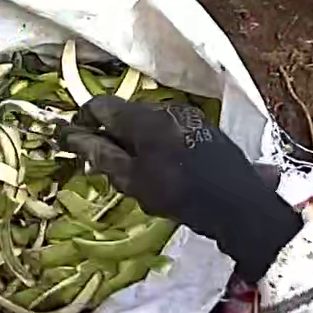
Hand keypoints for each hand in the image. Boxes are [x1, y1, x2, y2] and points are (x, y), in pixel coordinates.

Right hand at [60, 95, 301, 282]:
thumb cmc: (179, 194)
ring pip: (144, 120)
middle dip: (107, 132)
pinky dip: (152, 141)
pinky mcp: (202, 127)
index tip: (74, 141)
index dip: (81, 121)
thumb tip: (71, 136)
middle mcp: (163, 107)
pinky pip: (165, 127)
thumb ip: (99, 154)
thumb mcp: (131, 179)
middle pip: (122, 112)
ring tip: (131, 168)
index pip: (99, 105)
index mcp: (142, 117)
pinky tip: (159, 166)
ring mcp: (186, 115)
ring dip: (131, 138)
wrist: (241, 207)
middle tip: (101, 162)